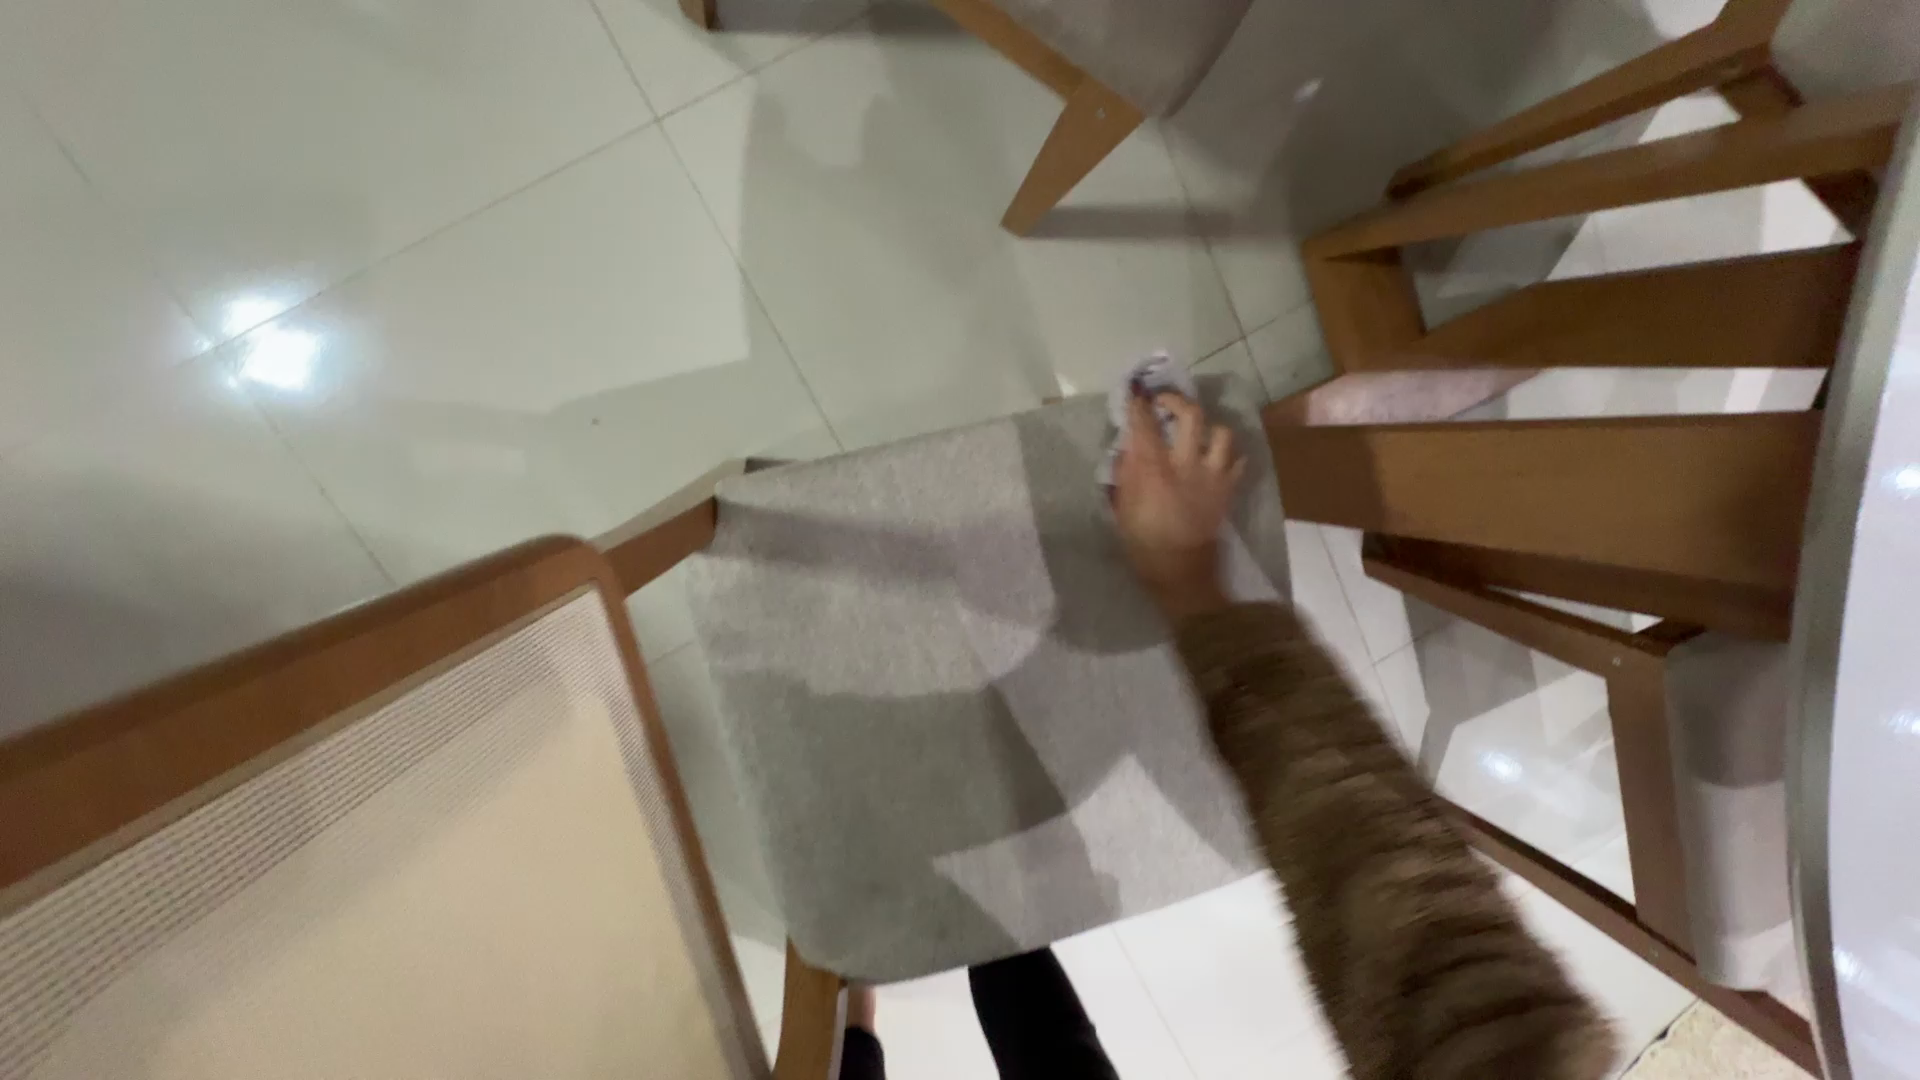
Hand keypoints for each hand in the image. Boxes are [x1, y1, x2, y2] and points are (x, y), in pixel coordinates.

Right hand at [1112, 392, 1245, 619]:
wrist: (1180, 571)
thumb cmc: (1143, 543)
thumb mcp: (1122, 508)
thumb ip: (1126, 473)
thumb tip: (1130, 446)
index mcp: (1154, 470)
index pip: (1146, 425)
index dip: (1140, 405)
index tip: (1135, 394)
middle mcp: (1187, 464)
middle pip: (1191, 415)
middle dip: (1176, 401)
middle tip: (1164, 403)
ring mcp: (1212, 475)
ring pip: (1221, 433)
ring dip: (1208, 429)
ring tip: (1197, 434)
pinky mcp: (1228, 489)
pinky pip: (1238, 461)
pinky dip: (1229, 455)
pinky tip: (1216, 459)